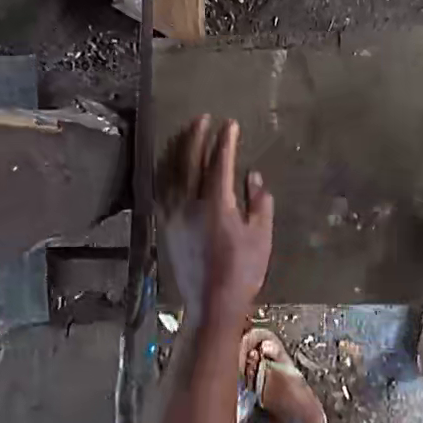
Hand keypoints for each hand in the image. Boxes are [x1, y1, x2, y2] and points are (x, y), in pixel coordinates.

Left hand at [159, 116, 274, 324]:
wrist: (212, 303)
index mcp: (216, 205)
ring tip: (184, 133)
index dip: (225, 141)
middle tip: (203, 118)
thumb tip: (251, 176)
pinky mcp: (165, 226)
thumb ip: (259, 203)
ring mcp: (173, 215)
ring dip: (178, 149)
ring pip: (171, 173)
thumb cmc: (243, 271)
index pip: (219, 162)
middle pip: (190, 161)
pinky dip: (165, 171)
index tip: (230, 125)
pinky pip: (162, 190)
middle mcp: (189, 205)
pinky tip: (169, 164)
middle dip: (196, 136)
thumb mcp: (261, 236)